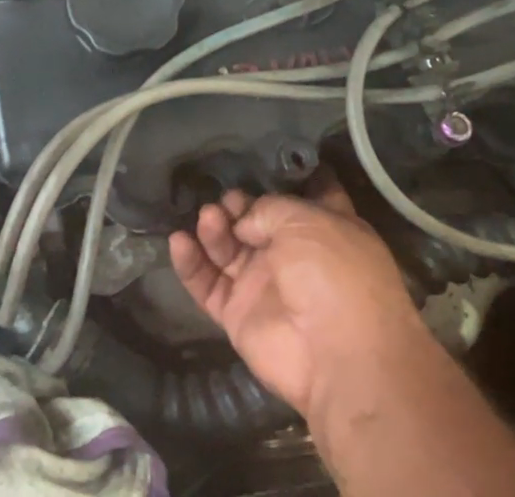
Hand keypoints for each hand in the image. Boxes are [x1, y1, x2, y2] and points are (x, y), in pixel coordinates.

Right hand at [169, 180, 426, 414]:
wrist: (336, 355)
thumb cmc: (334, 275)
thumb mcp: (307, 220)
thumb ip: (266, 209)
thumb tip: (241, 222)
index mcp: (326, 231)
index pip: (306, 197)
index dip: (285, 177)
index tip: (259, 159)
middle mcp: (294, 256)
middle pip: (255, 222)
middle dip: (237, 205)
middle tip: (226, 199)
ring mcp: (263, 286)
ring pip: (226, 249)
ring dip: (213, 229)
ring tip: (208, 218)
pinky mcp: (237, 313)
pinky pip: (206, 283)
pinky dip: (190, 262)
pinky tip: (179, 242)